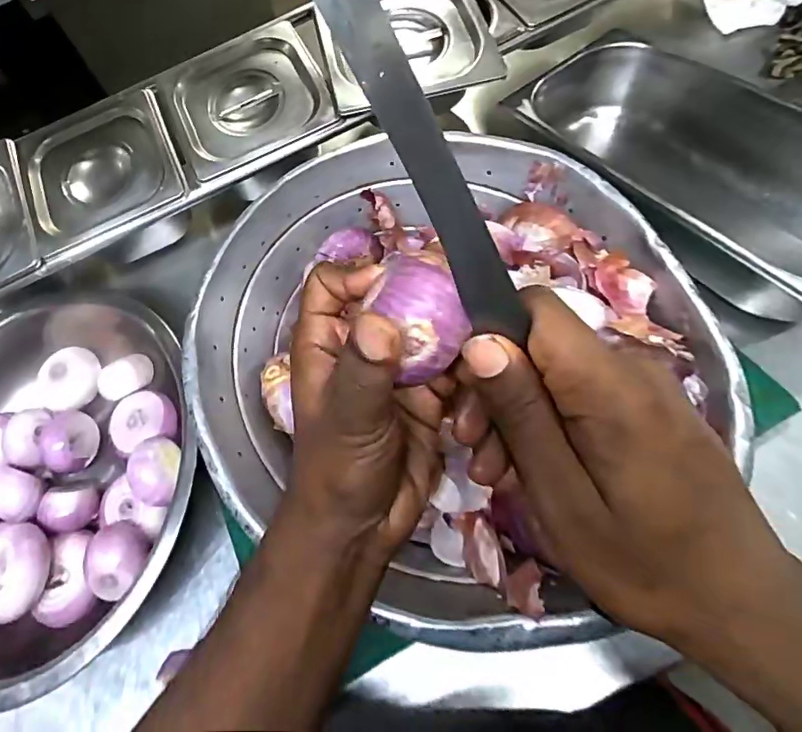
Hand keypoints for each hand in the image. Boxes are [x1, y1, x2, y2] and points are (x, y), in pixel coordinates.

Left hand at [285, 262, 448, 560]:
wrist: (362, 527)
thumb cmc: (338, 467)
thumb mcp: (350, 416)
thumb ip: (364, 369)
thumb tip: (381, 320)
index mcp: (326, 341)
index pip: (331, 284)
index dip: (359, 275)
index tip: (401, 285)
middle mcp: (362, 346)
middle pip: (394, 301)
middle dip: (429, 304)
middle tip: (469, 314)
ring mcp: (397, 370)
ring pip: (432, 334)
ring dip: (458, 349)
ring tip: (476, 374)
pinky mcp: (429, 397)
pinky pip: (456, 372)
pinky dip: (471, 385)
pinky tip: (473, 414)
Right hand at [449, 287, 801, 647]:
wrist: (747, 612)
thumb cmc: (646, 564)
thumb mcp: (562, 496)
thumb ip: (521, 412)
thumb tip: (477, 341)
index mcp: (611, 384)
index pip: (533, 306)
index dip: (486, 332)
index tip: (460, 387)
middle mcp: (632, 366)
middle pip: (536, 340)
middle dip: (492, 384)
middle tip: (469, 444)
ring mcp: (645, 384)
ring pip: (551, 366)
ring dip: (513, 408)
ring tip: (493, 469)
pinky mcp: (648, 404)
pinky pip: (578, 387)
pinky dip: (545, 417)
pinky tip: (530, 465)